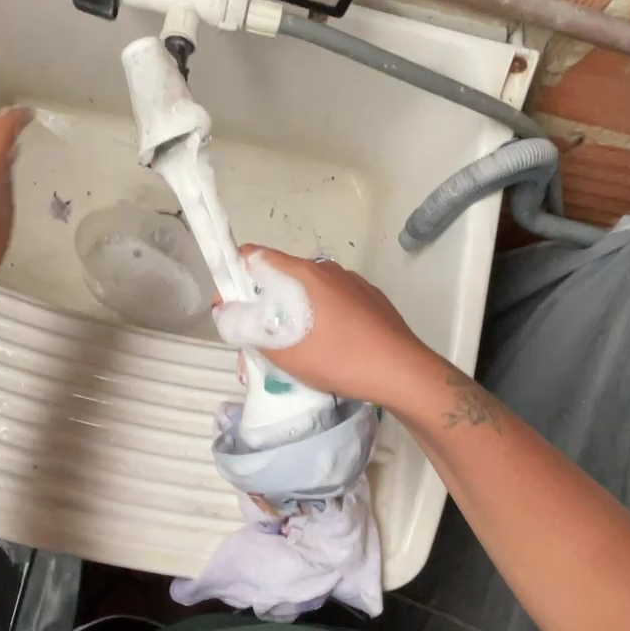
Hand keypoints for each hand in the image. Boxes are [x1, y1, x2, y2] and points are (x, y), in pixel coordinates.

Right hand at [215, 246, 444, 407]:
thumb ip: (250, 329)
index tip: (229, 307)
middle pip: (280, 278)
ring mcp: (352, 284)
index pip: (255, 257)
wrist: (402, 374)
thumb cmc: (341, 359)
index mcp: (304, 274)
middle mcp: (327, 270)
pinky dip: (316, 320)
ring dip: (289, 316)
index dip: (234, 278)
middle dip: (261, 307)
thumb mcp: (285, 352)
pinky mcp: (369, 300)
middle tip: (254, 344)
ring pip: (306, 294)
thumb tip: (227, 313)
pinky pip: (330, 304)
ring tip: (288, 354)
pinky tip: (322, 351)